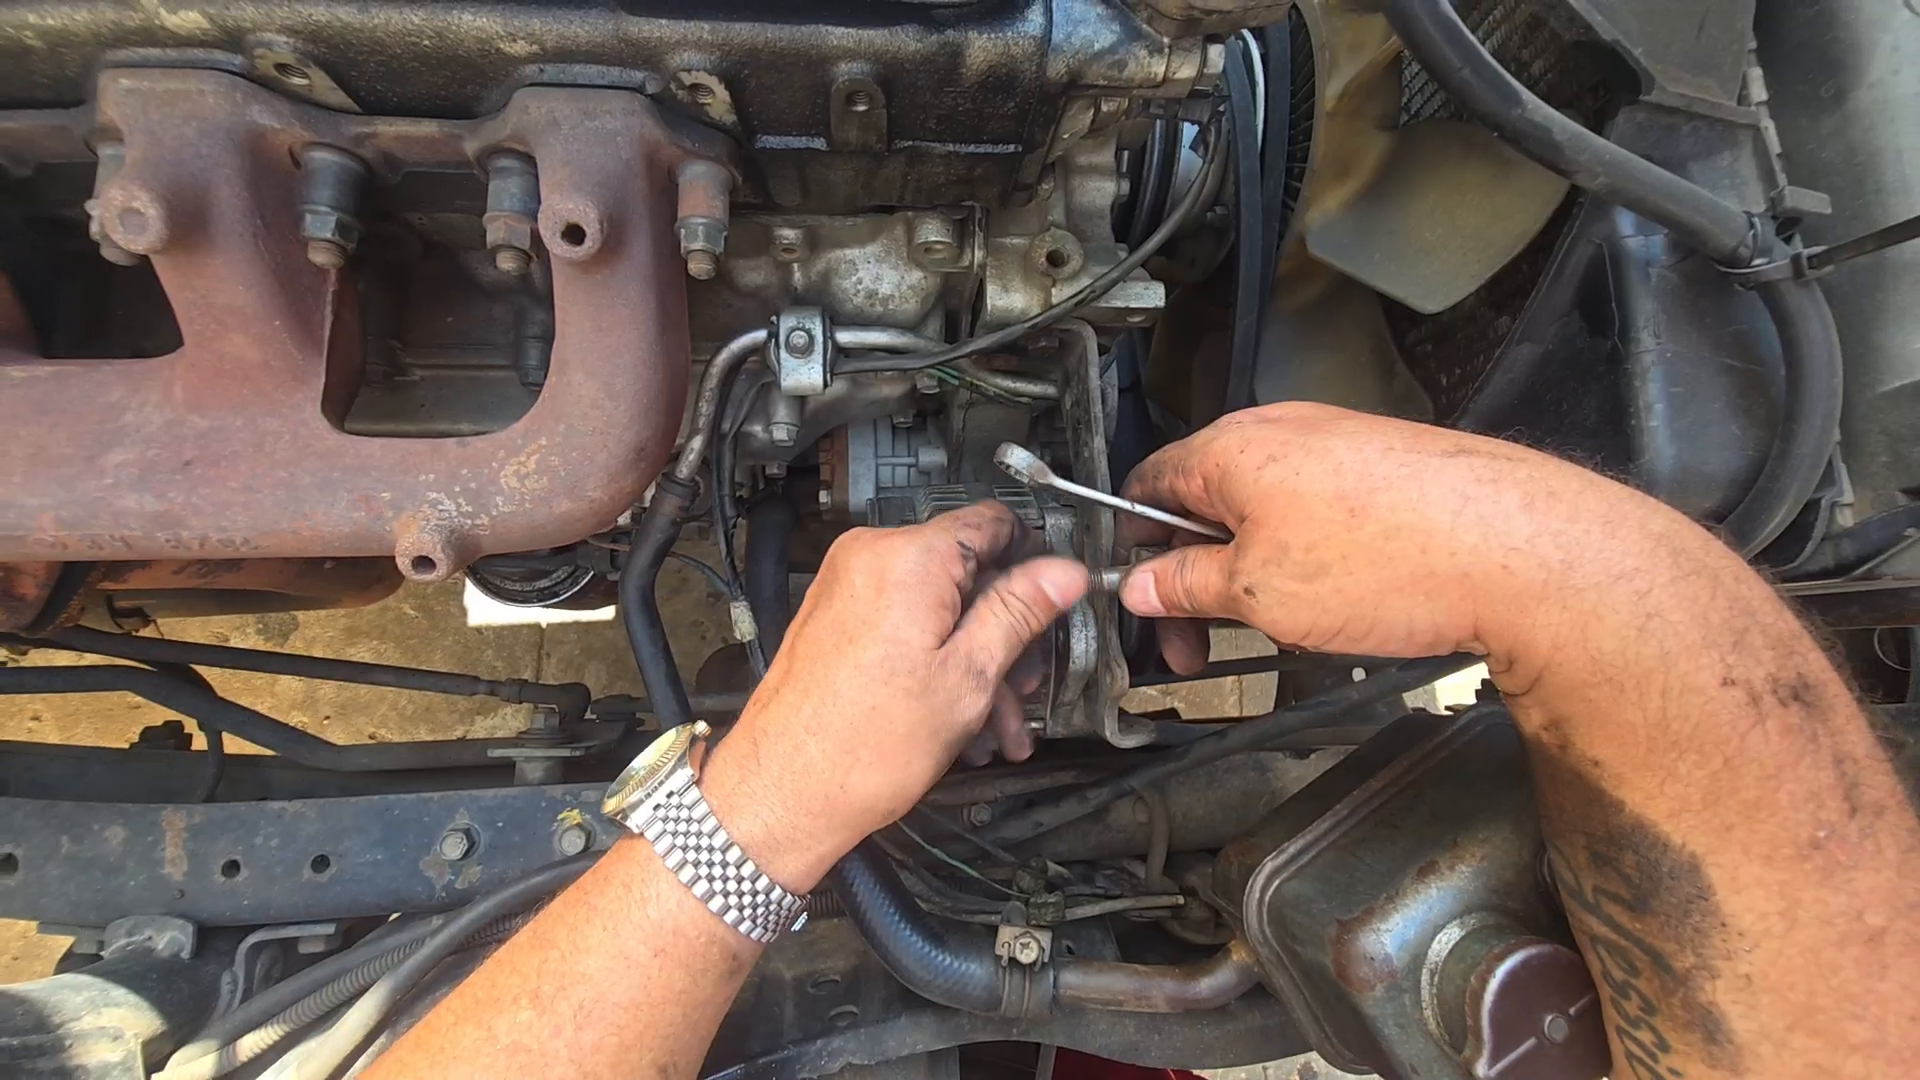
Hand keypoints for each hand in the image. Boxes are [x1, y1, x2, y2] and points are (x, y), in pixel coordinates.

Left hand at [701, 502, 1087, 891]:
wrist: (782, 793)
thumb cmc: (861, 748)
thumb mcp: (967, 676)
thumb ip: (1019, 612)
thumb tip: (1062, 572)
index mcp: (908, 557)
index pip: (994, 522)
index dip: (1033, 562)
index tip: (1051, 603)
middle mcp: (872, 556)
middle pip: (967, 570)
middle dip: (1005, 628)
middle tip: (1026, 680)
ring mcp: (850, 583)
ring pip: (939, 603)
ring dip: (974, 655)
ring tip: (995, 720)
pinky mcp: (839, 611)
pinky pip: (906, 617)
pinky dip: (935, 655)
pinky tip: (959, 712)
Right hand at [1115, 401, 1718, 677]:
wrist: (1529, 554)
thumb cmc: (1386, 560)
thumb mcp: (1253, 590)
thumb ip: (1183, 584)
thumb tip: (1141, 586)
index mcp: (1229, 449)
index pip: (1146, 485)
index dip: (1132, 542)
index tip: (1141, 591)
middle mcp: (1277, 432)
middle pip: (1200, 503)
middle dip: (1188, 575)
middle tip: (1194, 639)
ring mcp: (1333, 444)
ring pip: (1256, 511)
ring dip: (1241, 571)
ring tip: (1263, 626)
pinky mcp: (1380, 467)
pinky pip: (1309, 510)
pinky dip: (1293, 556)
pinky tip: (1318, 601)